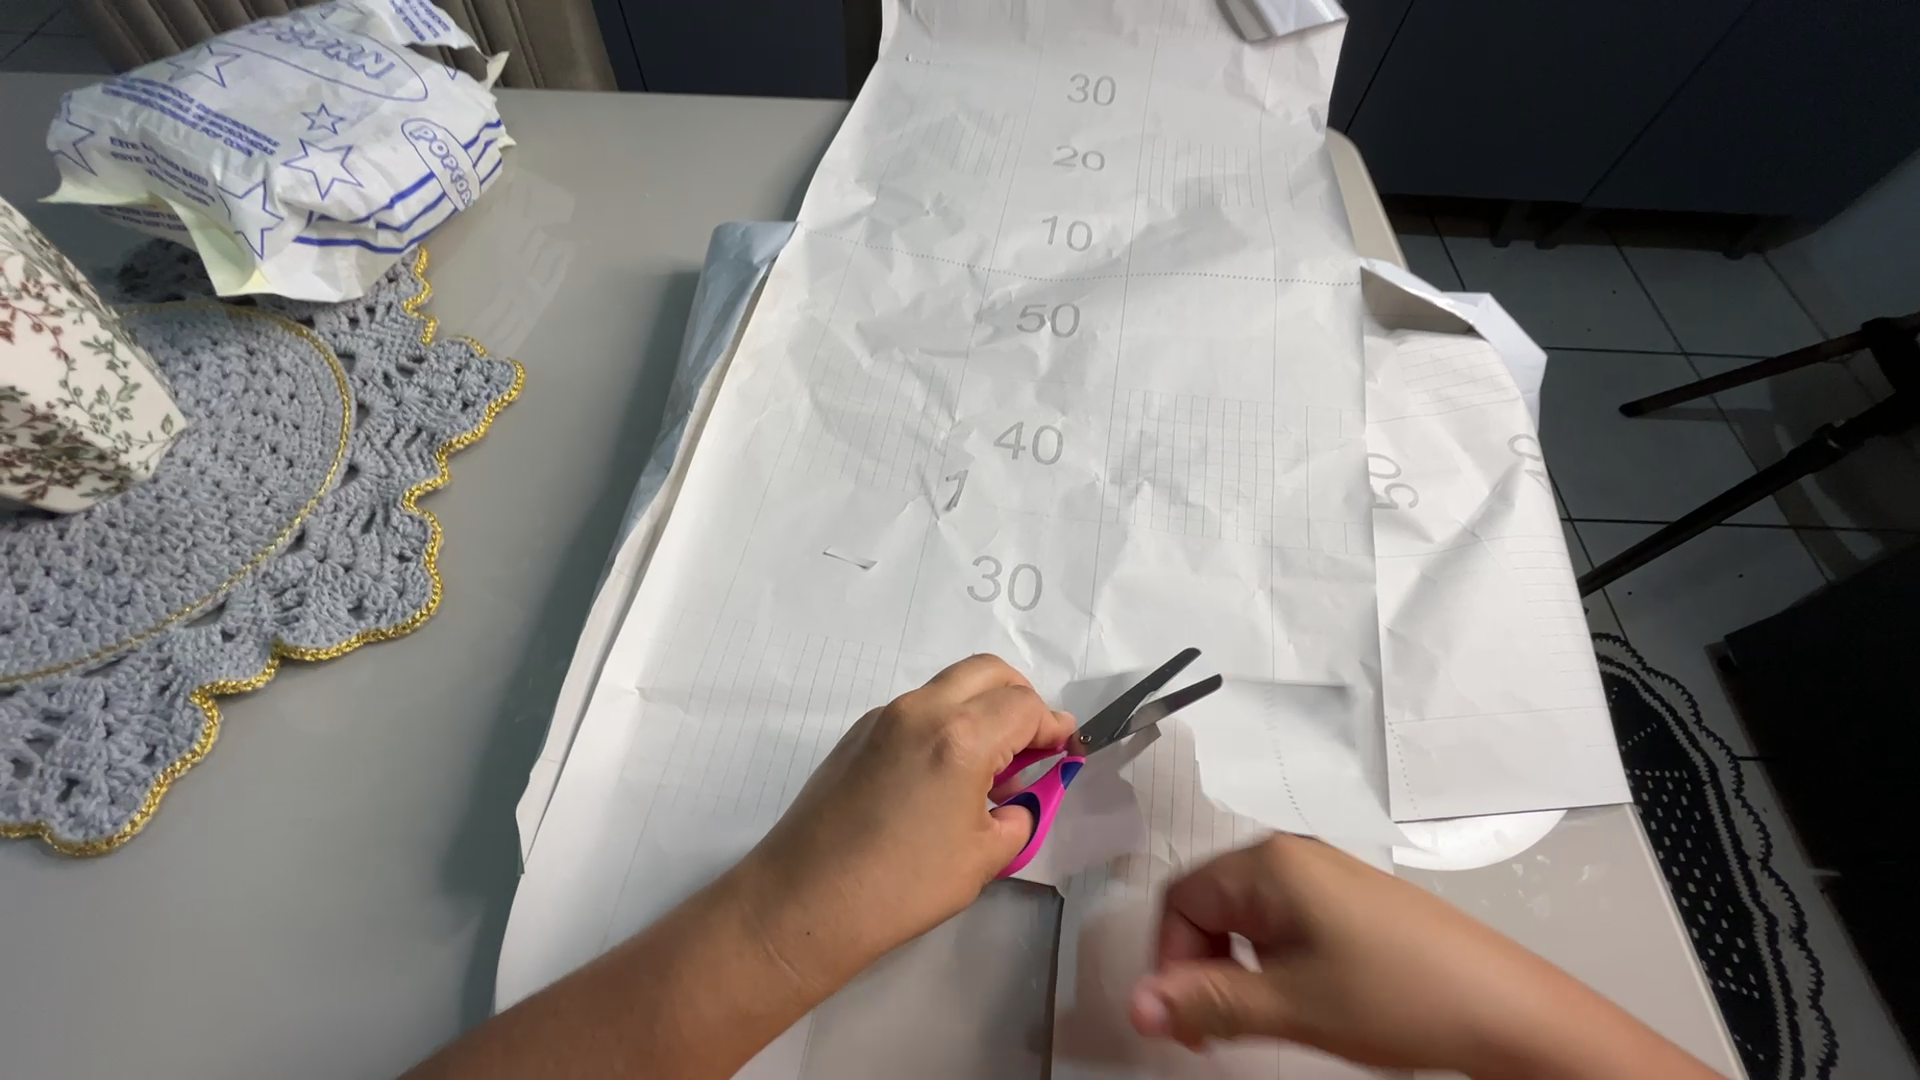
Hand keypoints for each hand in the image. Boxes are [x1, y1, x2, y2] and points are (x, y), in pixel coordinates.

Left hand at [730, 654, 1074, 995]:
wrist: (805, 900)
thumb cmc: (902, 886)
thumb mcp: (984, 856)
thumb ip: (1019, 813)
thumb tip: (1023, 794)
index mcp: (960, 736)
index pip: (1025, 706)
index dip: (1054, 726)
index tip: (1066, 749)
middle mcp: (922, 708)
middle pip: (990, 672)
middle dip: (1021, 699)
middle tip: (1032, 743)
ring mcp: (886, 714)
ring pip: (951, 684)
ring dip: (982, 706)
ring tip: (990, 762)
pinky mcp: (860, 730)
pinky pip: (920, 707)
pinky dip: (948, 720)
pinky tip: (945, 772)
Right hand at [1129, 834, 1721, 1079]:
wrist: (1513, 1009)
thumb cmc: (1395, 998)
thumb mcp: (1291, 1006)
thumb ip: (1205, 1003)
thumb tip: (1134, 1006)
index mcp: (1266, 864)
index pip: (1181, 900)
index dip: (1172, 961)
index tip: (1189, 1023)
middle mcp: (1286, 854)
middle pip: (1209, 902)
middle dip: (1202, 965)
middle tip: (1220, 1028)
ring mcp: (1319, 872)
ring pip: (1244, 914)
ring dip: (1234, 965)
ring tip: (1260, 1016)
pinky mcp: (1345, 896)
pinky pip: (1279, 917)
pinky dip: (1268, 958)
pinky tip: (1296, 994)